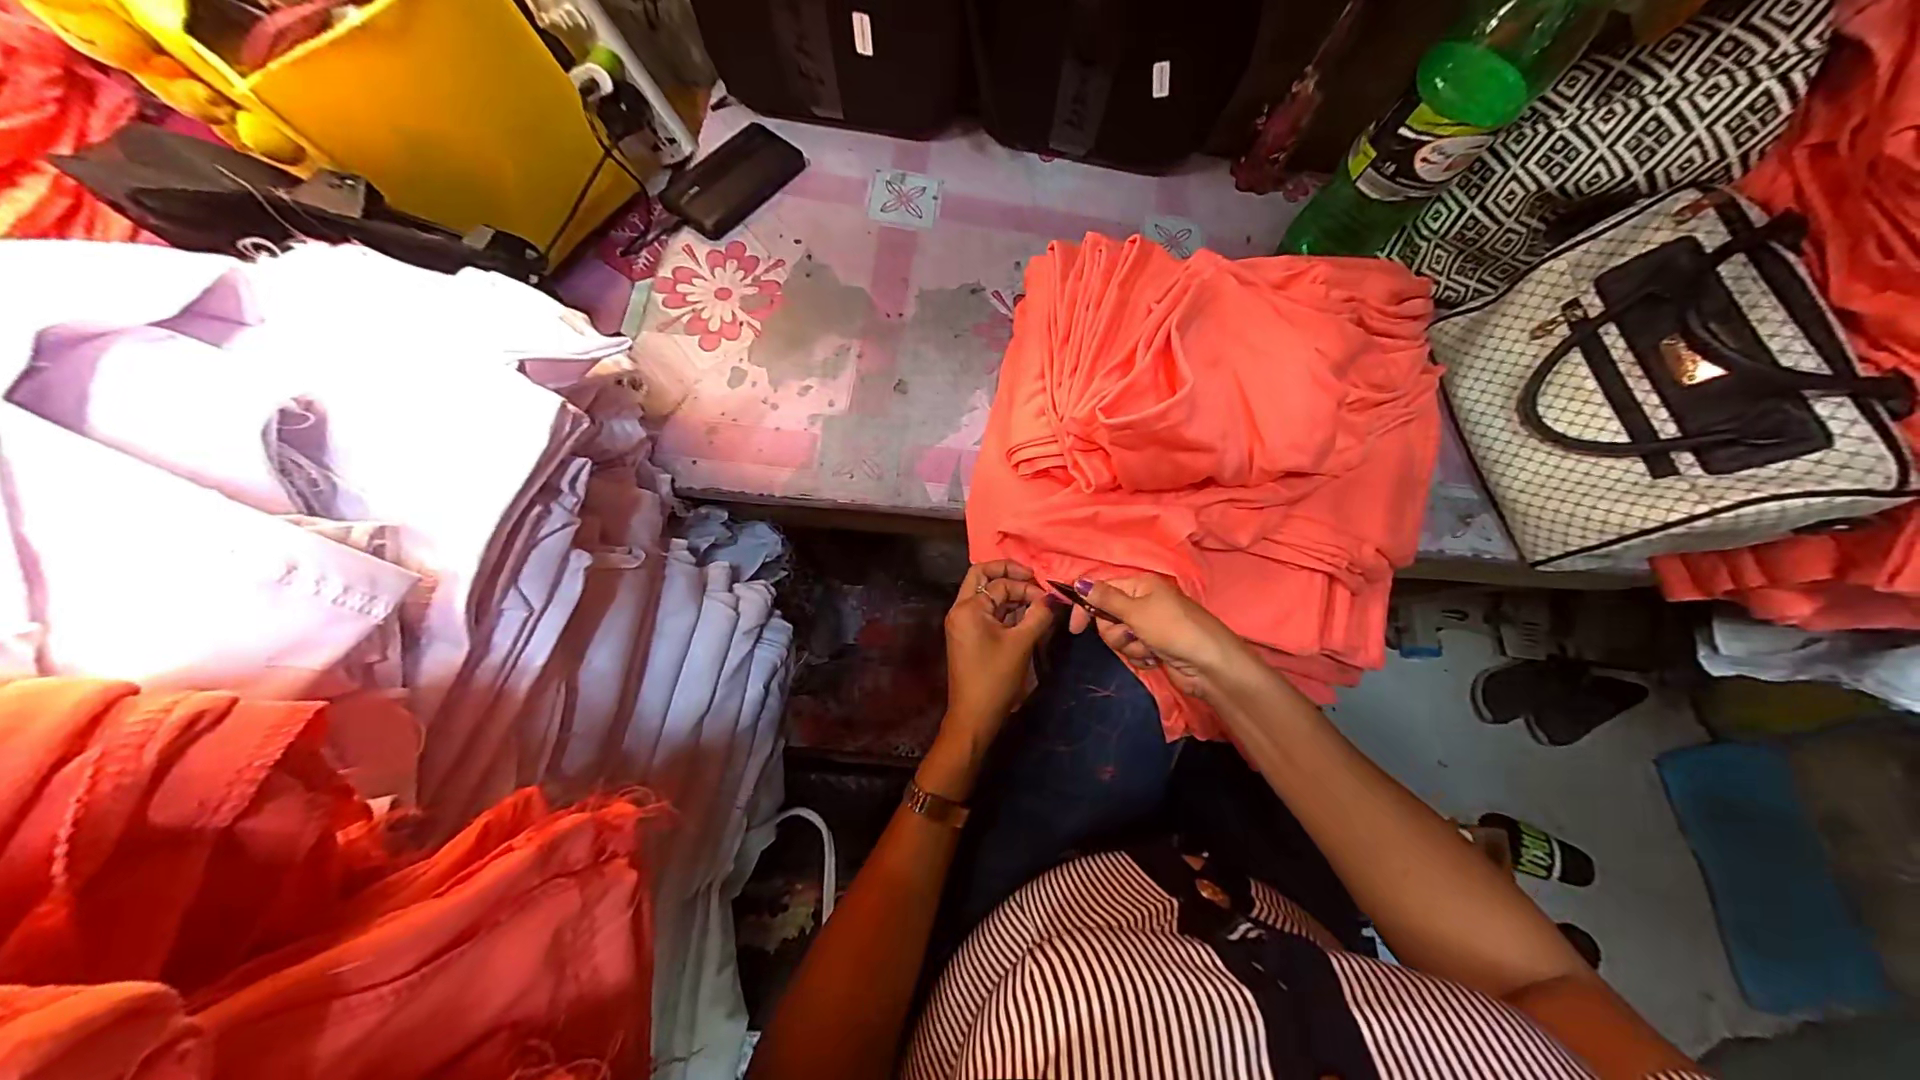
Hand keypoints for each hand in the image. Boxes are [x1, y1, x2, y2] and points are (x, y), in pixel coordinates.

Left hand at [937, 560, 1055, 757]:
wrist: (974, 716)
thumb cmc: (996, 678)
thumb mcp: (1022, 643)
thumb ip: (1039, 615)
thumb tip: (1053, 597)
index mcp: (967, 608)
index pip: (999, 583)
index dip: (1027, 586)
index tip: (1048, 598)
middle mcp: (960, 610)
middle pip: (982, 577)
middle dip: (1008, 574)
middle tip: (1034, 580)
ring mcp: (962, 623)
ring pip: (985, 594)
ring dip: (1008, 593)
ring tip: (1035, 601)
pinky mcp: (968, 635)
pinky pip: (986, 611)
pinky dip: (1004, 609)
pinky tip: (1025, 615)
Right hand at [1067, 574, 1250, 698]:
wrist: (1209, 664)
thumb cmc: (1174, 630)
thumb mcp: (1136, 611)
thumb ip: (1105, 599)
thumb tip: (1079, 582)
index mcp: (1140, 585)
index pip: (1101, 590)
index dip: (1085, 607)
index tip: (1075, 628)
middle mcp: (1143, 602)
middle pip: (1107, 617)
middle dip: (1115, 632)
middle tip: (1132, 635)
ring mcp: (1149, 625)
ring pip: (1118, 637)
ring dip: (1130, 647)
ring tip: (1150, 649)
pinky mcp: (1154, 646)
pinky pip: (1132, 651)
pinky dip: (1141, 656)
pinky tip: (1156, 659)